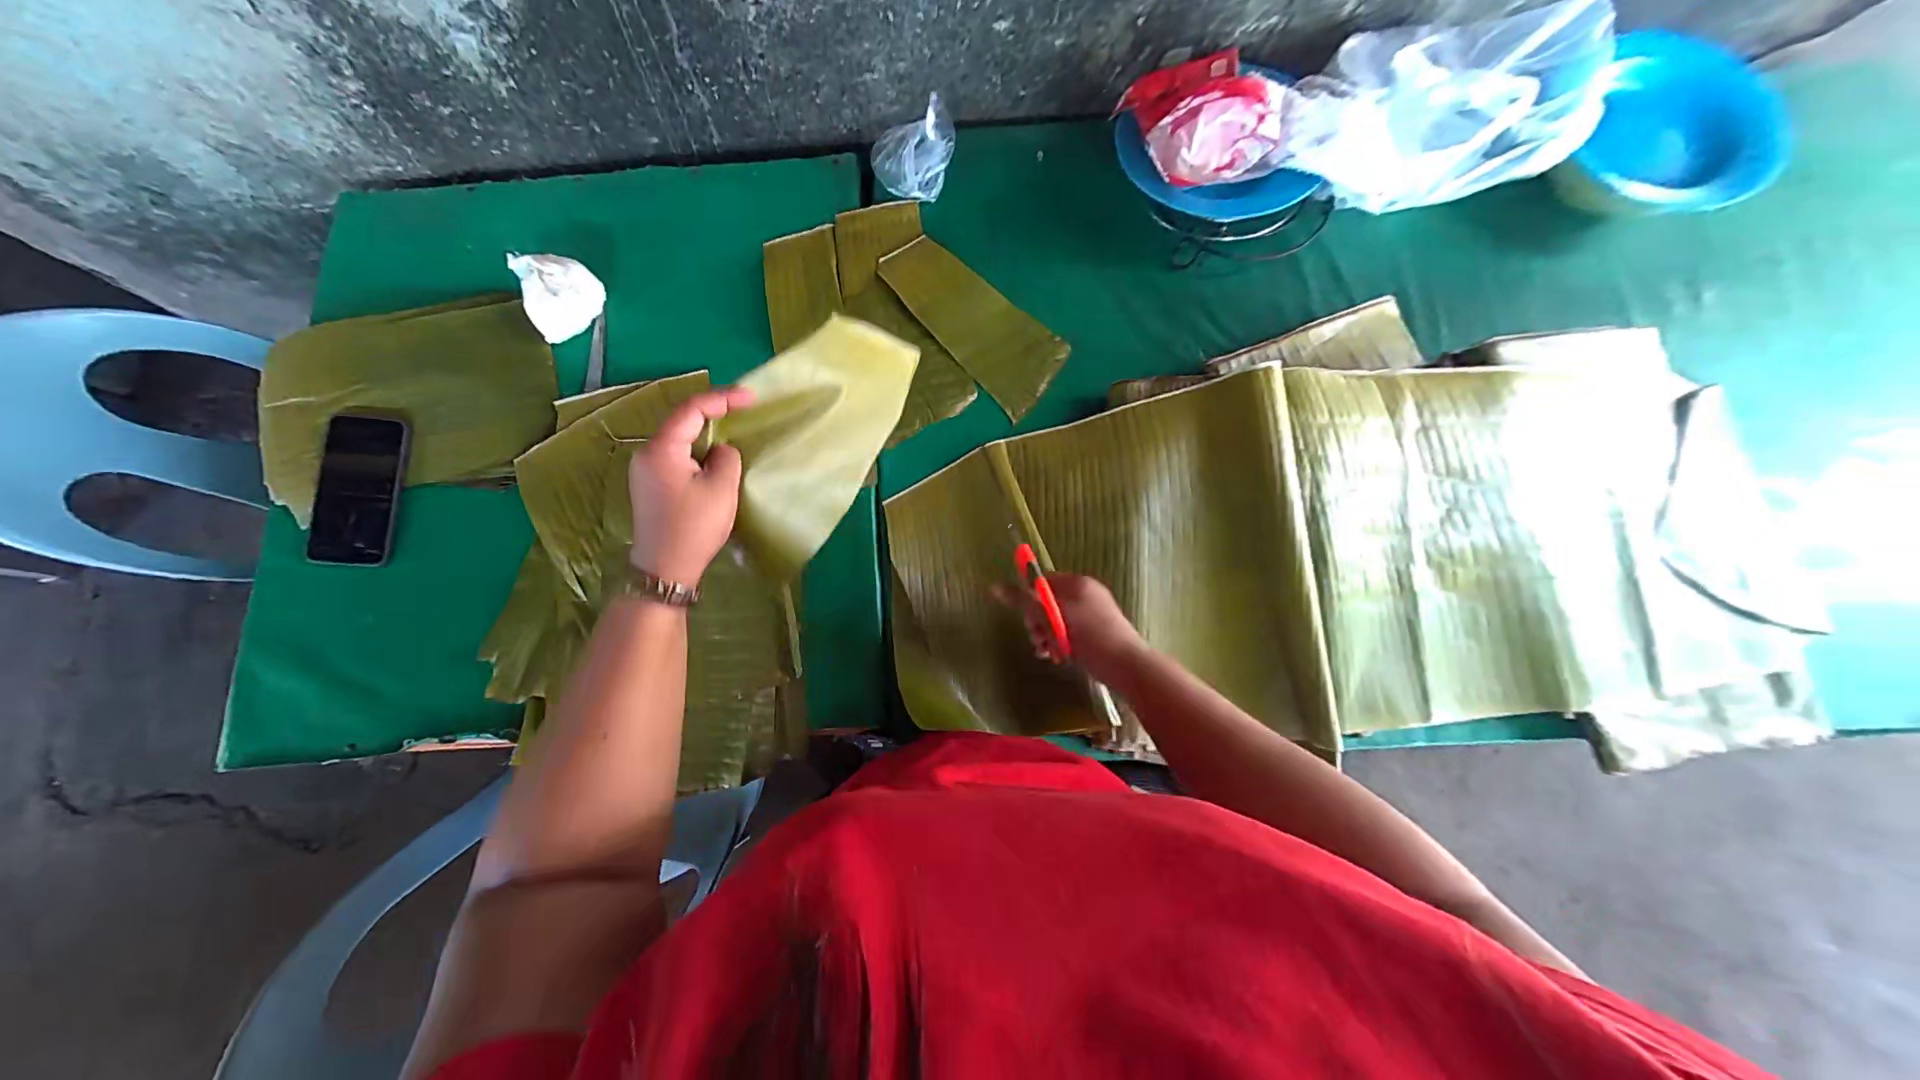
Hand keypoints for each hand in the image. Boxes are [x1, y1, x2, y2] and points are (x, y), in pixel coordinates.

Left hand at [628, 386, 753, 585]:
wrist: (665, 569)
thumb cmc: (694, 527)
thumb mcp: (722, 489)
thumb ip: (726, 458)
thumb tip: (720, 451)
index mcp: (662, 448)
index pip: (692, 409)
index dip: (723, 398)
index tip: (751, 398)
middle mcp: (646, 453)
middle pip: (681, 421)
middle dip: (713, 414)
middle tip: (743, 411)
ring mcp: (645, 470)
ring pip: (679, 440)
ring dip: (706, 435)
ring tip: (733, 434)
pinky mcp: (650, 486)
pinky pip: (676, 457)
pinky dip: (697, 452)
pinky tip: (714, 461)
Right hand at [996, 572, 1148, 684]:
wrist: (1126, 665)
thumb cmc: (1089, 636)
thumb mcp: (1052, 617)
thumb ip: (1024, 602)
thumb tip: (994, 586)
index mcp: (1078, 583)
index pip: (1042, 581)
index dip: (1030, 599)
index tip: (1028, 618)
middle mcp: (1086, 594)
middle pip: (1048, 602)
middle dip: (1038, 623)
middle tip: (1039, 639)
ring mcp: (1093, 613)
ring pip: (1057, 621)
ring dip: (1047, 636)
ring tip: (1049, 652)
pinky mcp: (1097, 633)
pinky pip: (1070, 633)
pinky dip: (1061, 643)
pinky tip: (1060, 657)